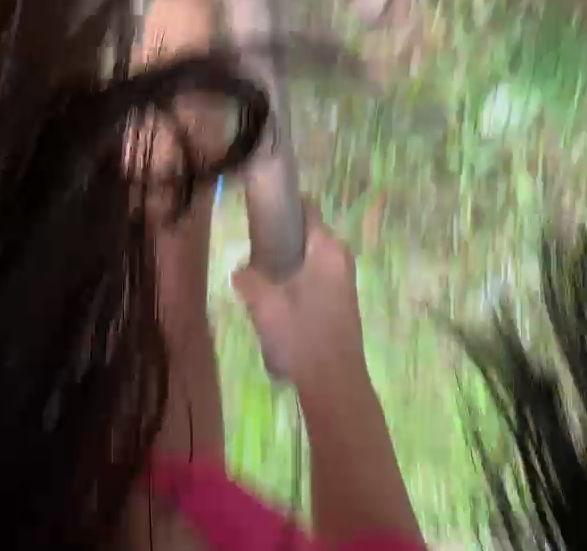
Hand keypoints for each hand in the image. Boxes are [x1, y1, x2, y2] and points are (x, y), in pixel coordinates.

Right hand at [232, 217, 370, 398]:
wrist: (333, 382)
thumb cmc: (300, 334)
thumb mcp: (263, 302)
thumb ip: (247, 278)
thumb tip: (240, 271)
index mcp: (327, 247)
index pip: (306, 207)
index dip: (283, 203)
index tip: (259, 212)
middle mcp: (341, 256)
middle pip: (307, 232)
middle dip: (282, 237)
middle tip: (255, 252)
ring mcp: (345, 279)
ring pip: (311, 255)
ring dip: (289, 261)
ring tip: (265, 279)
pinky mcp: (344, 299)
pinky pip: (318, 274)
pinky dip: (299, 277)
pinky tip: (281, 300)